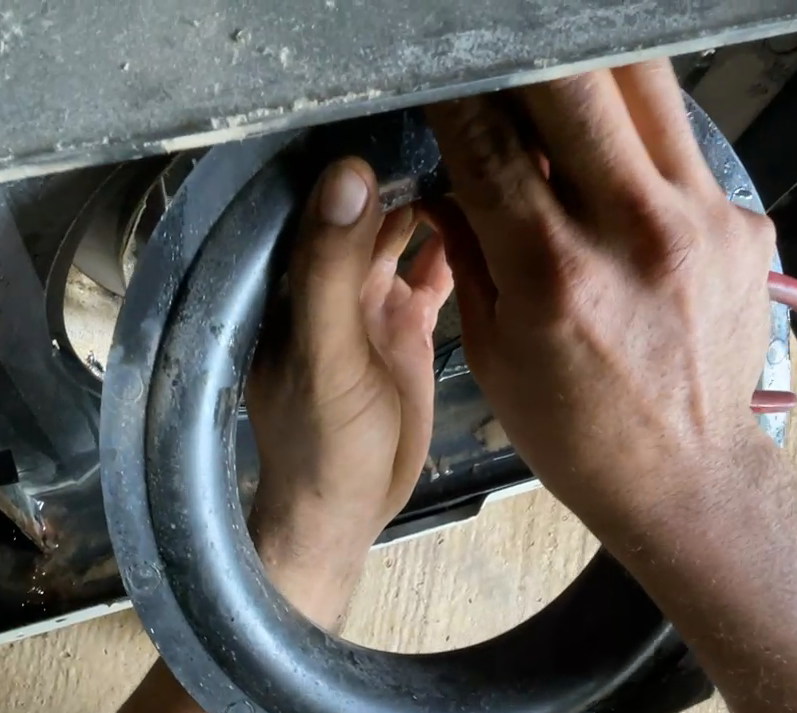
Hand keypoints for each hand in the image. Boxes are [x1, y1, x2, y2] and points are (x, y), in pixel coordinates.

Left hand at [246, 157, 453, 625]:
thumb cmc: (326, 445)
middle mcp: (335, 282)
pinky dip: (457, 248)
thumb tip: (344, 174)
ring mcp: (373, 303)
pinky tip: (493, 223)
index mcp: (301, 281)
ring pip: (407, 234)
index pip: (330, 196)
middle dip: (412, 170)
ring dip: (441, 202)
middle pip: (372, 207)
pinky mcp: (406, 328)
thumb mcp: (324, 361)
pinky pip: (433, 275)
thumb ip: (329, 274)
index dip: (369, 155)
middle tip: (477, 137)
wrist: (346, 509)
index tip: (424, 119)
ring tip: (495, 168)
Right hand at [424, 62, 777, 530]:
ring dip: (588, 72)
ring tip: (556, 87)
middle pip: (577, 82)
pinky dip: (636, 137)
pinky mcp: (744, 222)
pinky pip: (681, 143)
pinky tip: (613, 165)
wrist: (682, 475)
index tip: (439, 72)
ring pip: (646, 85)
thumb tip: (443, 189)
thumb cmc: (571, 434)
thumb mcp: (493, 360)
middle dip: (524, 55)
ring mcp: (702, 220)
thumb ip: (470, 261)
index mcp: (553, 278)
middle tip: (497, 54)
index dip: (457, 96)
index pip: (492, 147)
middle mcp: (634, 233)